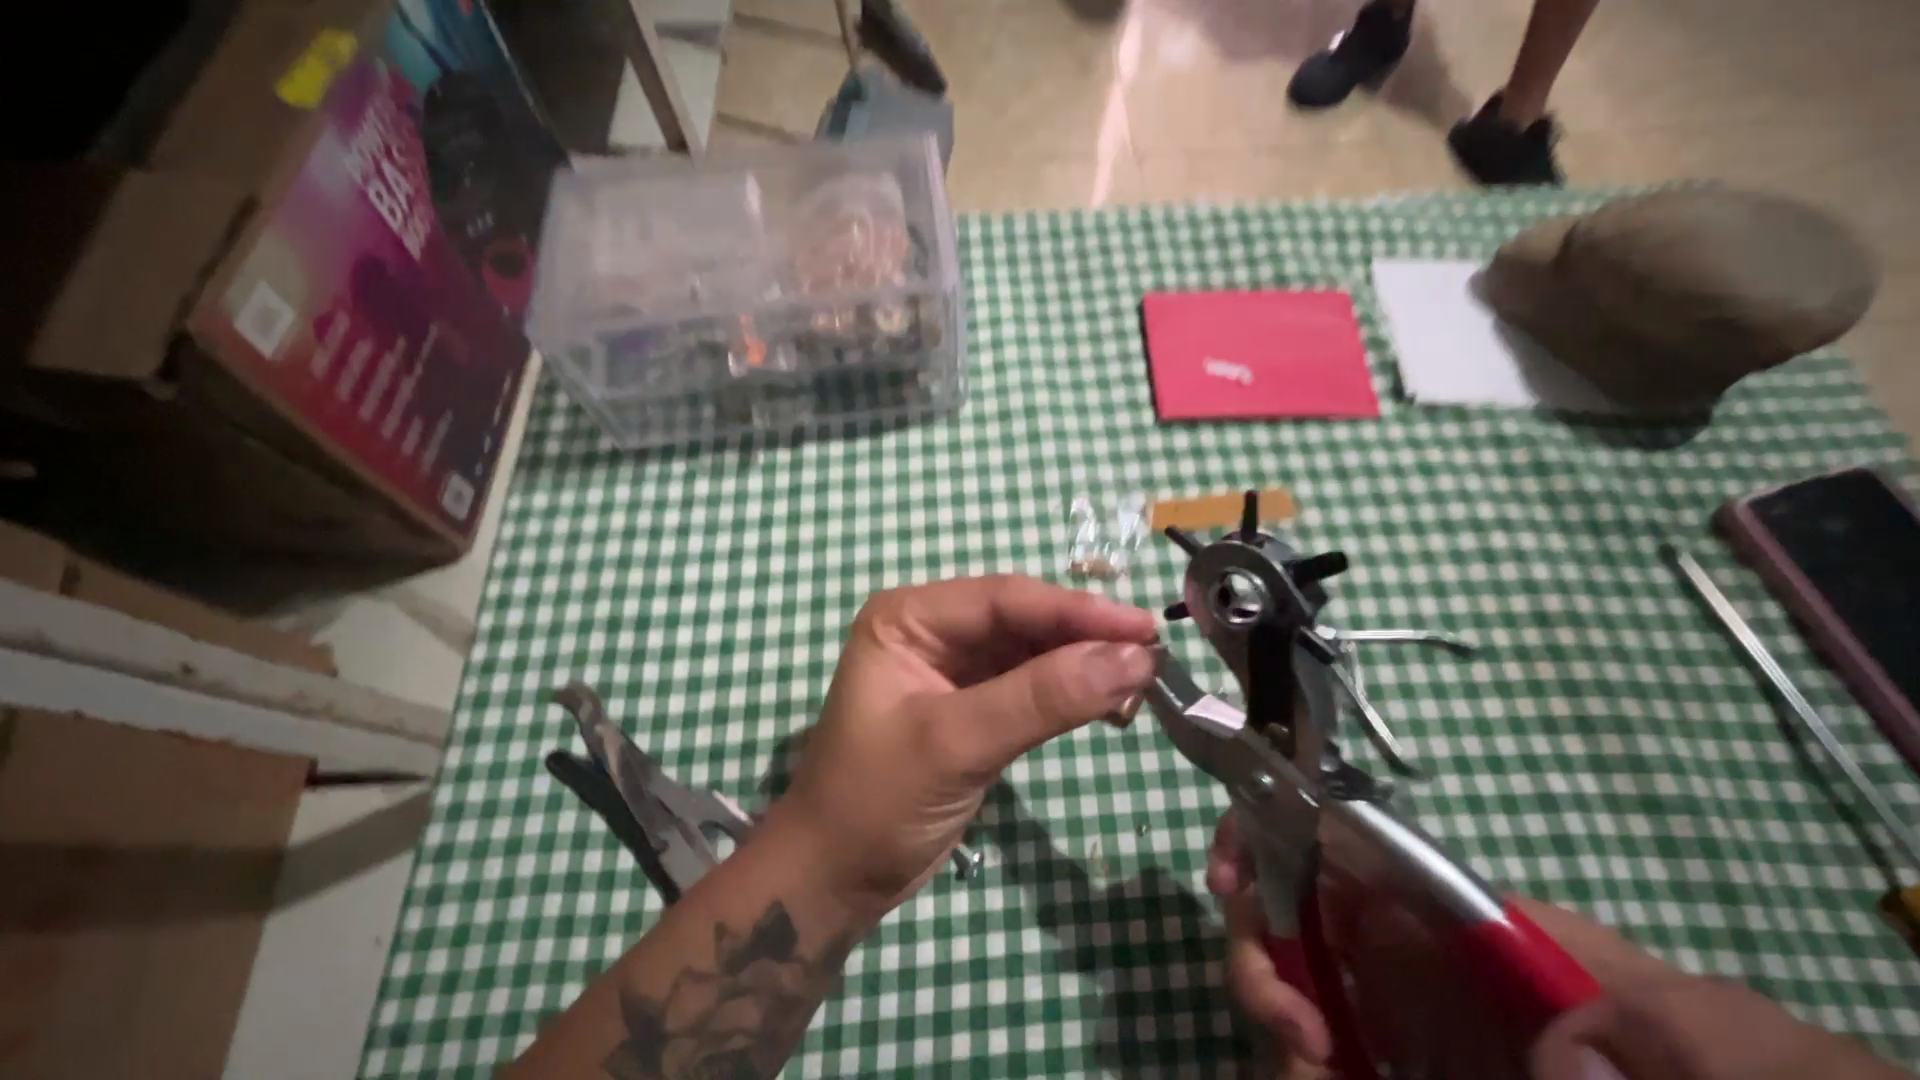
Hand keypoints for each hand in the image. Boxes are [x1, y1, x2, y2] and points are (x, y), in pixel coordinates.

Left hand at [767, 575, 1156, 919]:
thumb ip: (1041, 698)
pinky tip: (1112, 705)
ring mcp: (955, 671)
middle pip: (1024, 620)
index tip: (1143, 629)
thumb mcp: (954, 743)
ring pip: (1034, 653)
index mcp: (909, 617)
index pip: (1005, 599)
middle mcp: (932, 631)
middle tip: (1154, 656)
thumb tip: (1133, 658)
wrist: (835, 878)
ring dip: (1085, 666)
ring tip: (1144, 682)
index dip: (1077, 611)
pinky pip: (1033, 689)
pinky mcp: (975, 710)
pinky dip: (1072, 696)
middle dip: (1086, 637)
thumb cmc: (875, 801)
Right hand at [1206, 811, 1912, 1079]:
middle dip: (1262, 959)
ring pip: (1292, 996)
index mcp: (1460, 913)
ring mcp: (1397, 1023)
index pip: (1342, 846)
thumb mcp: (1714, 1035)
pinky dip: (1296, 1066)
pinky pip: (1316, 1055)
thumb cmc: (1721, 1064)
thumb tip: (1554, 1057)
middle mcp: (1411, 955)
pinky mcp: (1387, 1064)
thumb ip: (1660, 1025)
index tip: (1229, 874)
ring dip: (1275, 1027)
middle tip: (1294, 1033)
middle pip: (1291, 921)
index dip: (1267, 839)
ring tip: (1310, 1074)